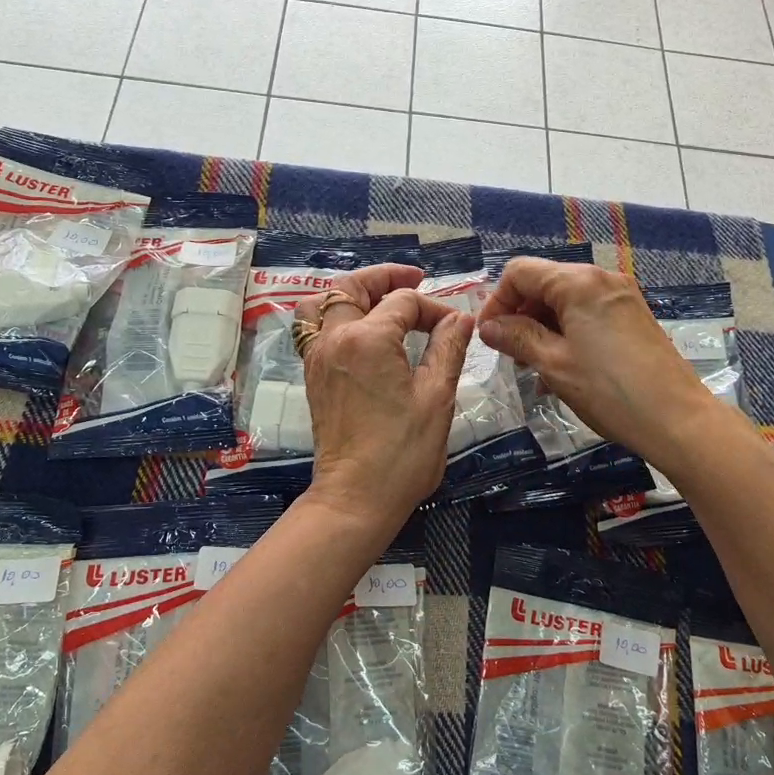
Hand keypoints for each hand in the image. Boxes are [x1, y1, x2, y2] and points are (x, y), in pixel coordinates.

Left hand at [295, 264, 474, 518]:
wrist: (357, 497)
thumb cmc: (403, 451)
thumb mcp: (437, 396)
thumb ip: (448, 348)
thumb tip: (459, 318)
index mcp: (368, 339)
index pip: (404, 302)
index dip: (434, 308)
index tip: (455, 327)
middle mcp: (335, 339)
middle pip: (351, 287)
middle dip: (384, 278)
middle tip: (414, 280)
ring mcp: (317, 358)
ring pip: (323, 303)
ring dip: (351, 293)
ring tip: (381, 299)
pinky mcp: (313, 377)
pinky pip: (314, 329)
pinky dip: (334, 316)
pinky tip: (361, 330)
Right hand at [476, 257, 722, 462]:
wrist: (677, 419)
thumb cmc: (609, 391)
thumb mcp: (554, 364)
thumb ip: (518, 338)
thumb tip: (488, 327)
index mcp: (578, 283)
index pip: (521, 272)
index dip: (497, 301)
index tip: (488, 335)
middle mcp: (601, 279)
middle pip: (545, 283)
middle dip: (520, 314)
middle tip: (509, 354)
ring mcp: (622, 296)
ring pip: (566, 300)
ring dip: (542, 326)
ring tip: (533, 366)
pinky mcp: (633, 317)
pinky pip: (588, 313)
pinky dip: (567, 332)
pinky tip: (561, 367)